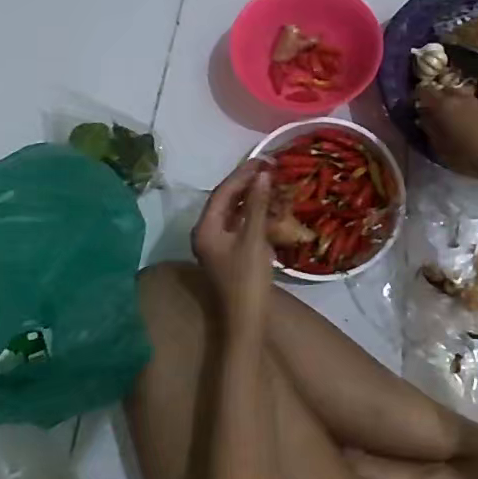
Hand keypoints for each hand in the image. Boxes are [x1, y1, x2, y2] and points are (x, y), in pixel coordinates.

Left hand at [193, 158, 275, 319]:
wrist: (247, 318)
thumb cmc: (247, 279)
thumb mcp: (254, 238)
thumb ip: (257, 205)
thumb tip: (262, 175)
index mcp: (205, 229)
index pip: (222, 193)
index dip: (242, 175)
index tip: (263, 161)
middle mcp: (206, 233)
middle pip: (226, 201)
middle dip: (247, 184)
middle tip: (269, 168)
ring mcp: (218, 244)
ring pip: (234, 212)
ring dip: (252, 198)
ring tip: (272, 183)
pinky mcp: (230, 252)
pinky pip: (241, 224)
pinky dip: (255, 213)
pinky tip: (270, 207)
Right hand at [415, 85, 477, 179]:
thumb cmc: (466, 155)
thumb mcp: (439, 147)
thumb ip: (428, 128)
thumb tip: (422, 116)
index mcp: (441, 103)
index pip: (422, 90)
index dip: (416, 98)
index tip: (414, 109)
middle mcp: (458, 96)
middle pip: (441, 90)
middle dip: (434, 99)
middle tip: (431, 114)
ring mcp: (475, 100)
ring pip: (457, 95)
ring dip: (451, 103)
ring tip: (448, 118)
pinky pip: (469, 103)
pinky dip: (464, 108)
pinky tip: (465, 123)